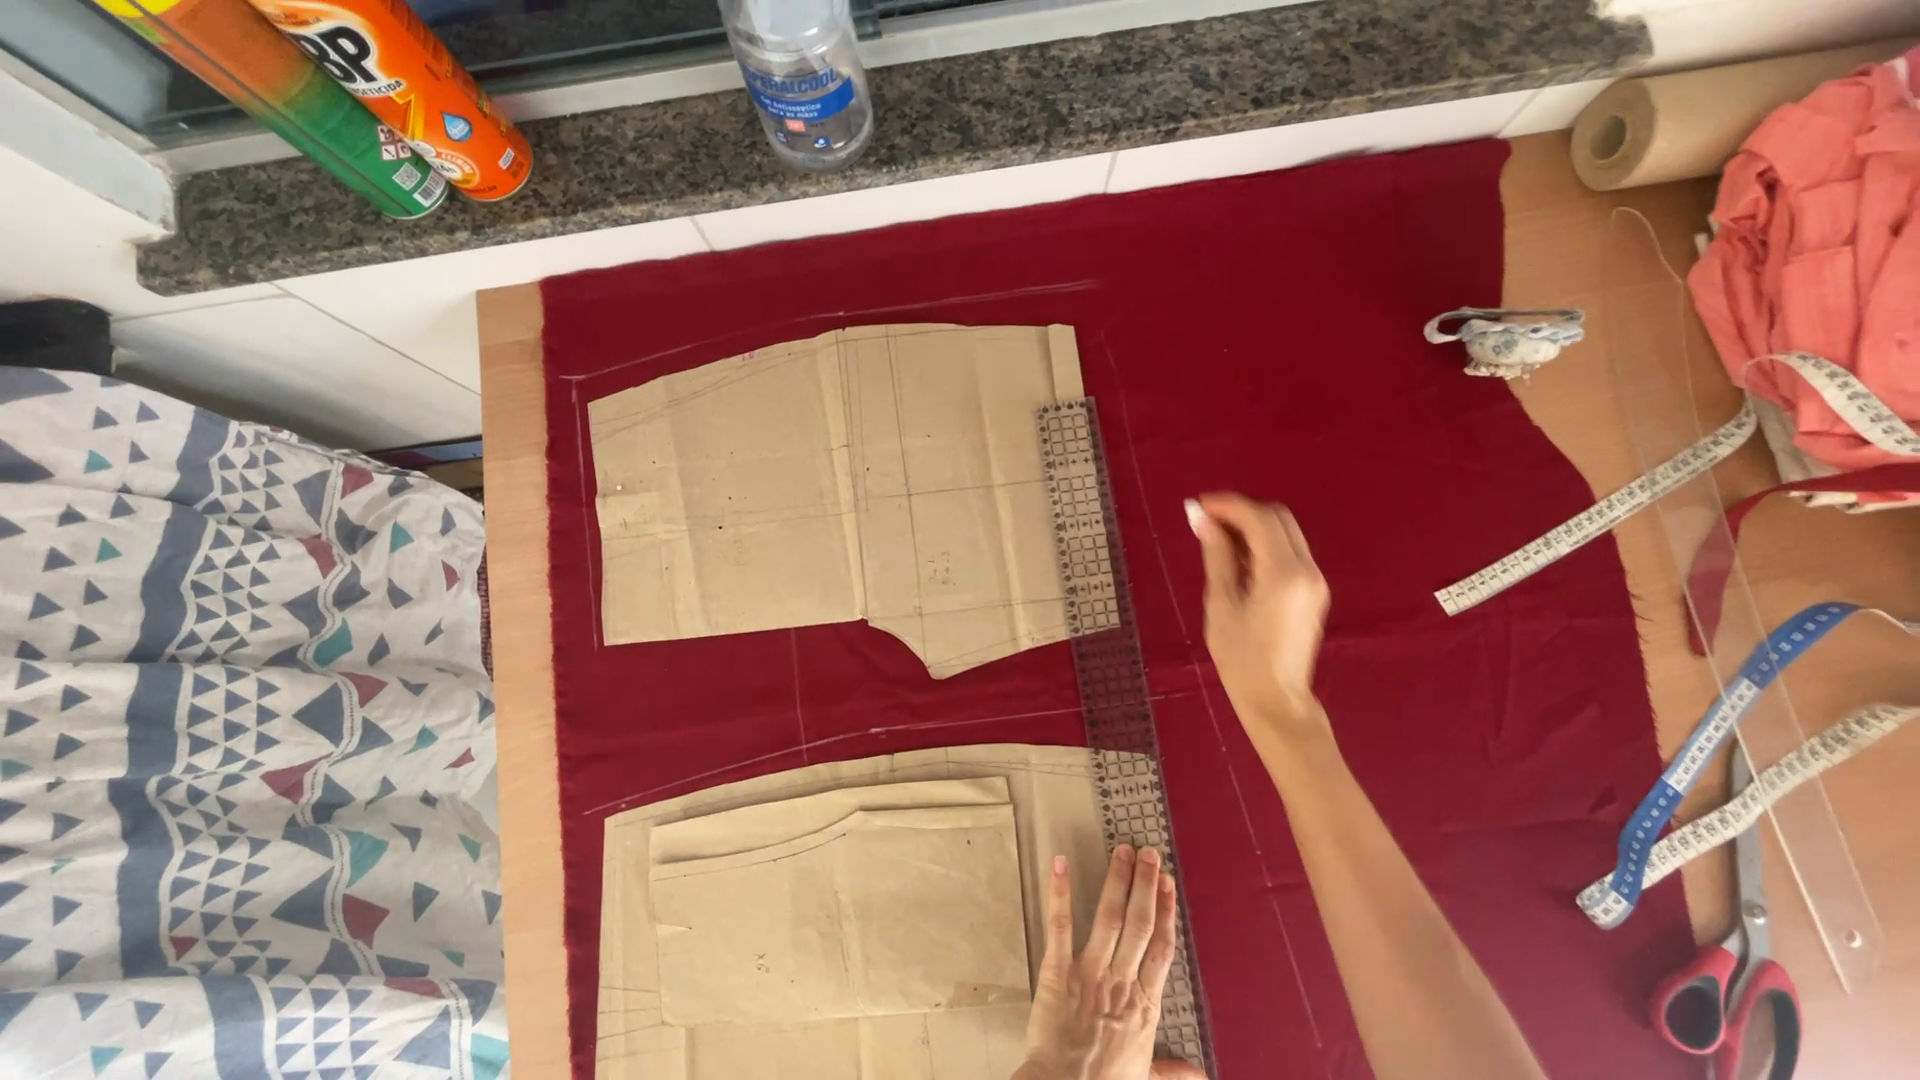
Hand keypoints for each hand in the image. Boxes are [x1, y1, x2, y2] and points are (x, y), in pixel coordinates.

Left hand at [1014, 847, 1206, 1079]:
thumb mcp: (1146, 1078)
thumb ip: (1172, 1070)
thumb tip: (1202, 1075)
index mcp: (1145, 1004)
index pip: (1160, 948)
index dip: (1166, 912)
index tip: (1169, 883)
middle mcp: (1122, 981)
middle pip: (1139, 925)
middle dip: (1146, 886)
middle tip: (1150, 853)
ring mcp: (1089, 972)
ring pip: (1108, 918)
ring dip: (1116, 882)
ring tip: (1123, 850)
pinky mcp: (1057, 971)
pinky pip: (1060, 927)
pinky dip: (1060, 894)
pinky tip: (1060, 865)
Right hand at [1187, 493, 1330, 742]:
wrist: (1276, 699)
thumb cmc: (1240, 659)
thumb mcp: (1221, 605)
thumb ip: (1217, 556)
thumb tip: (1202, 519)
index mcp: (1283, 574)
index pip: (1259, 519)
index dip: (1228, 506)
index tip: (1198, 507)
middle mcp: (1307, 570)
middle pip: (1278, 518)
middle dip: (1242, 512)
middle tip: (1206, 522)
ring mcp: (1315, 580)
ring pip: (1286, 532)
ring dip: (1253, 527)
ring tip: (1217, 541)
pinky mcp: (1314, 590)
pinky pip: (1290, 551)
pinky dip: (1264, 544)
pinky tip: (1238, 560)